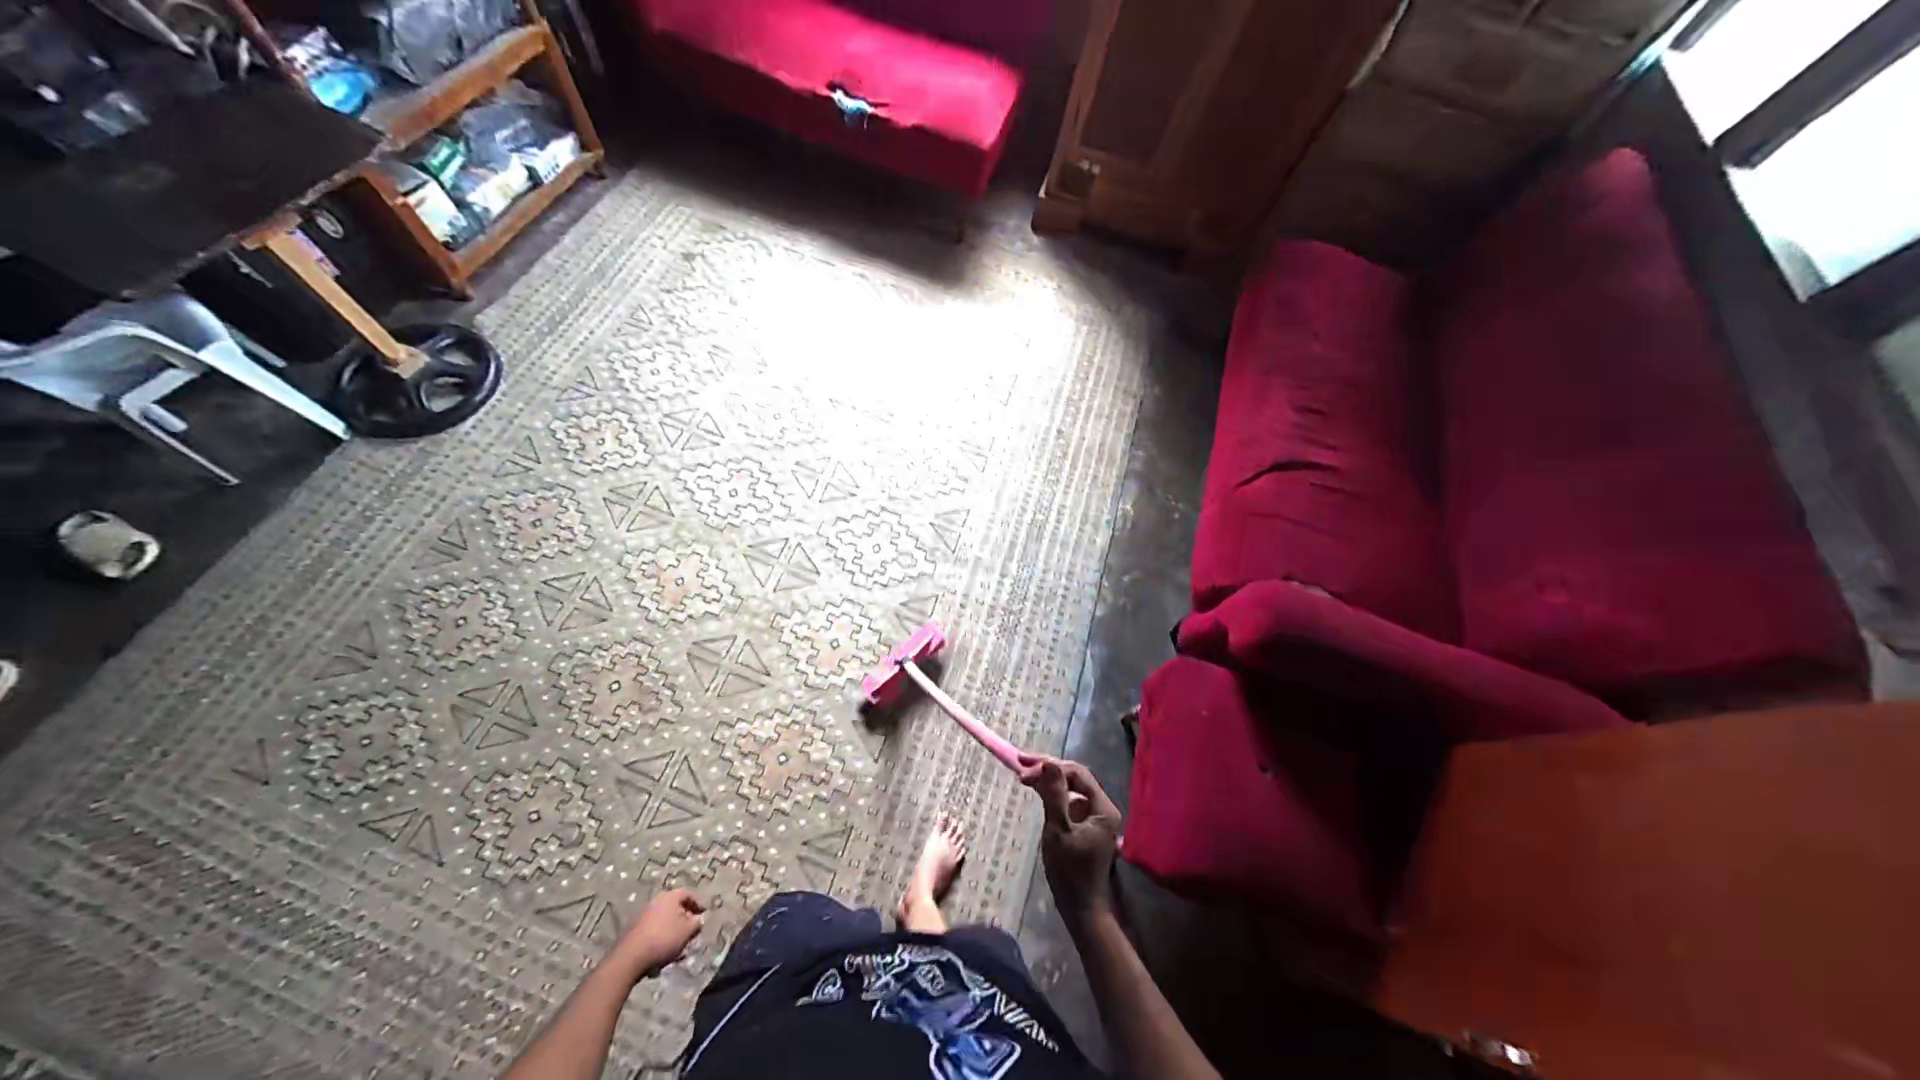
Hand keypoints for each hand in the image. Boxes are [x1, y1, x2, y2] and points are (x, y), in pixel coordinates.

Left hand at [611, 888, 705, 981]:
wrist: (630, 957)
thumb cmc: (664, 939)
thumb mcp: (687, 931)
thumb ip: (697, 923)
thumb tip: (698, 919)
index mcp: (669, 897)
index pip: (687, 894)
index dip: (698, 903)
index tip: (704, 913)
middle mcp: (655, 901)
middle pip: (674, 906)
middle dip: (684, 917)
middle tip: (691, 928)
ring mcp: (643, 914)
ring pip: (664, 918)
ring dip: (672, 928)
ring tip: (679, 942)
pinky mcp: (634, 928)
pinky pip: (653, 928)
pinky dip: (661, 935)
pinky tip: (664, 948)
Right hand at [1017, 754, 1122, 922]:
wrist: (1080, 908)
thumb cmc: (1070, 871)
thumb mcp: (1058, 830)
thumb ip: (1054, 795)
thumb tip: (1049, 763)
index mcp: (1103, 807)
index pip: (1077, 773)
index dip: (1050, 766)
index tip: (1024, 769)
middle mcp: (1102, 808)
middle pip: (1075, 777)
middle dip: (1048, 769)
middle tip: (1021, 762)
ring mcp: (1094, 817)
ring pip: (1071, 788)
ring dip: (1049, 780)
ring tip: (1025, 775)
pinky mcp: (1085, 826)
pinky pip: (1068, 801)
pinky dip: (1052, 795)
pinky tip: (1037, 792)